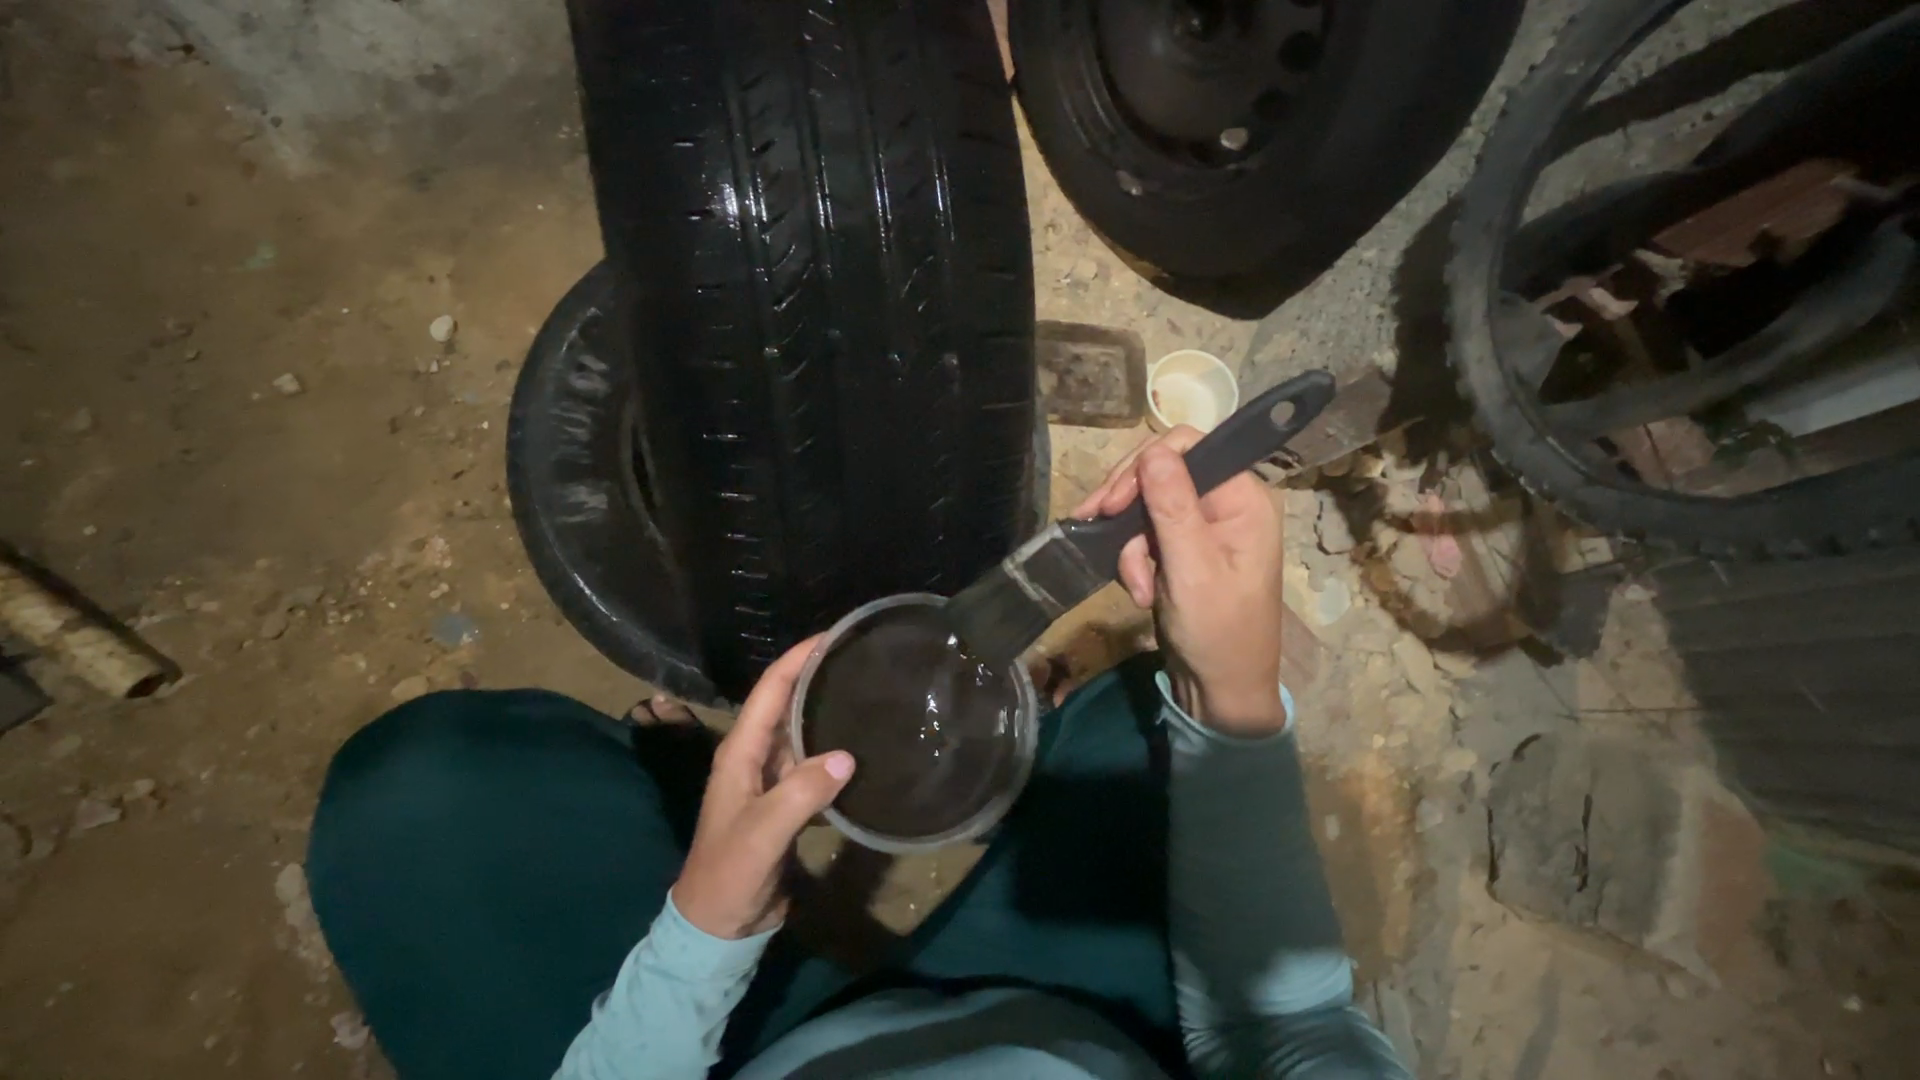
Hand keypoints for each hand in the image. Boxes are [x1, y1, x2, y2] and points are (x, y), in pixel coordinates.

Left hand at [670, 637, 856, 938]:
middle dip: (818, 676)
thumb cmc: (730, 874)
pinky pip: (815, 763)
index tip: (833, 634)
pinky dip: (836, 750)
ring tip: (871, 693)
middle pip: (788, 703)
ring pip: (804, 732)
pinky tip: (865, 746)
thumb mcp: (762, 833)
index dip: (798, 658)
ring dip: (829, 711)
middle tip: (863, 658)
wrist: (719, 926)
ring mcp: (773, 780)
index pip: (770, 690)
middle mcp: (756, 756)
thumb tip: (847, 756)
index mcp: (740, 752)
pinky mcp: (789, 802)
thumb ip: (801, 793)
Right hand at [1074, 426, 1287, 736]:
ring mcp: (1202, 527)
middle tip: (1096, 526)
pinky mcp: (1181, 550)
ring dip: (1129, 546)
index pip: (1189, 448)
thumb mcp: (1192, 570)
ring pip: (1144, 506)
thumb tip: (1153, 450)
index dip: (1144, 466)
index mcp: (1243, 499)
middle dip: (1128, 507)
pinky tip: (1138, 591)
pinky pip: (1143, 534)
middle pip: (1161, 473)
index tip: (1112, 500)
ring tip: (1135, 588)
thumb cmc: (1219, 633)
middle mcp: (1225, 504)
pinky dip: (1132, 560)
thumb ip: (1173, 507)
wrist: (1220, 689)